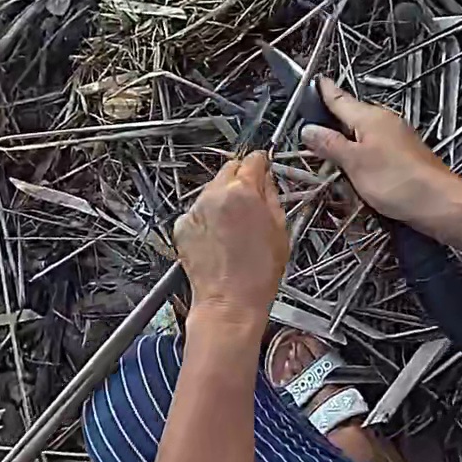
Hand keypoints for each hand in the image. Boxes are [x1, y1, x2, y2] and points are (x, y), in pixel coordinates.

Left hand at [174, 151, 288, 326]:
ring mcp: (195, 209)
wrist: (229, 302)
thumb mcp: (280, 229)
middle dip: (241, 179)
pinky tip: (219, 237)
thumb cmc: (256, 273)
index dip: (261, 163)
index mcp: (243, 191)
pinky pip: (197, 210)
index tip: (263, 166)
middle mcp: (215, 194)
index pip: (252, 160)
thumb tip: (267, 180)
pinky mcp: (182, 225)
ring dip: (223, 198)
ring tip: (236, 226)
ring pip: (212, 190)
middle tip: (251, 199)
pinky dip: (207, 217)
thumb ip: (272, 195)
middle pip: (229, 170)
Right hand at [300, 78, 461, 229]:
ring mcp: (397, 139)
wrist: (441, 204)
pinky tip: (355, 170)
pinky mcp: (403, 156)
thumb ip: (330, 144)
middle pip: (351, 116)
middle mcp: (386, 123)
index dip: (325, 91)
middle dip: (331, 121)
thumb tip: (308, 130)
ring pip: (362, 134)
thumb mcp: (354, 163)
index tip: (317, 81)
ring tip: (329, 154)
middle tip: (311, 129)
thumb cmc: (401, 182)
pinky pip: (374, 149)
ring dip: (346, 141)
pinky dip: (360, 155)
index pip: (340, 98)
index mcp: (371, 118)